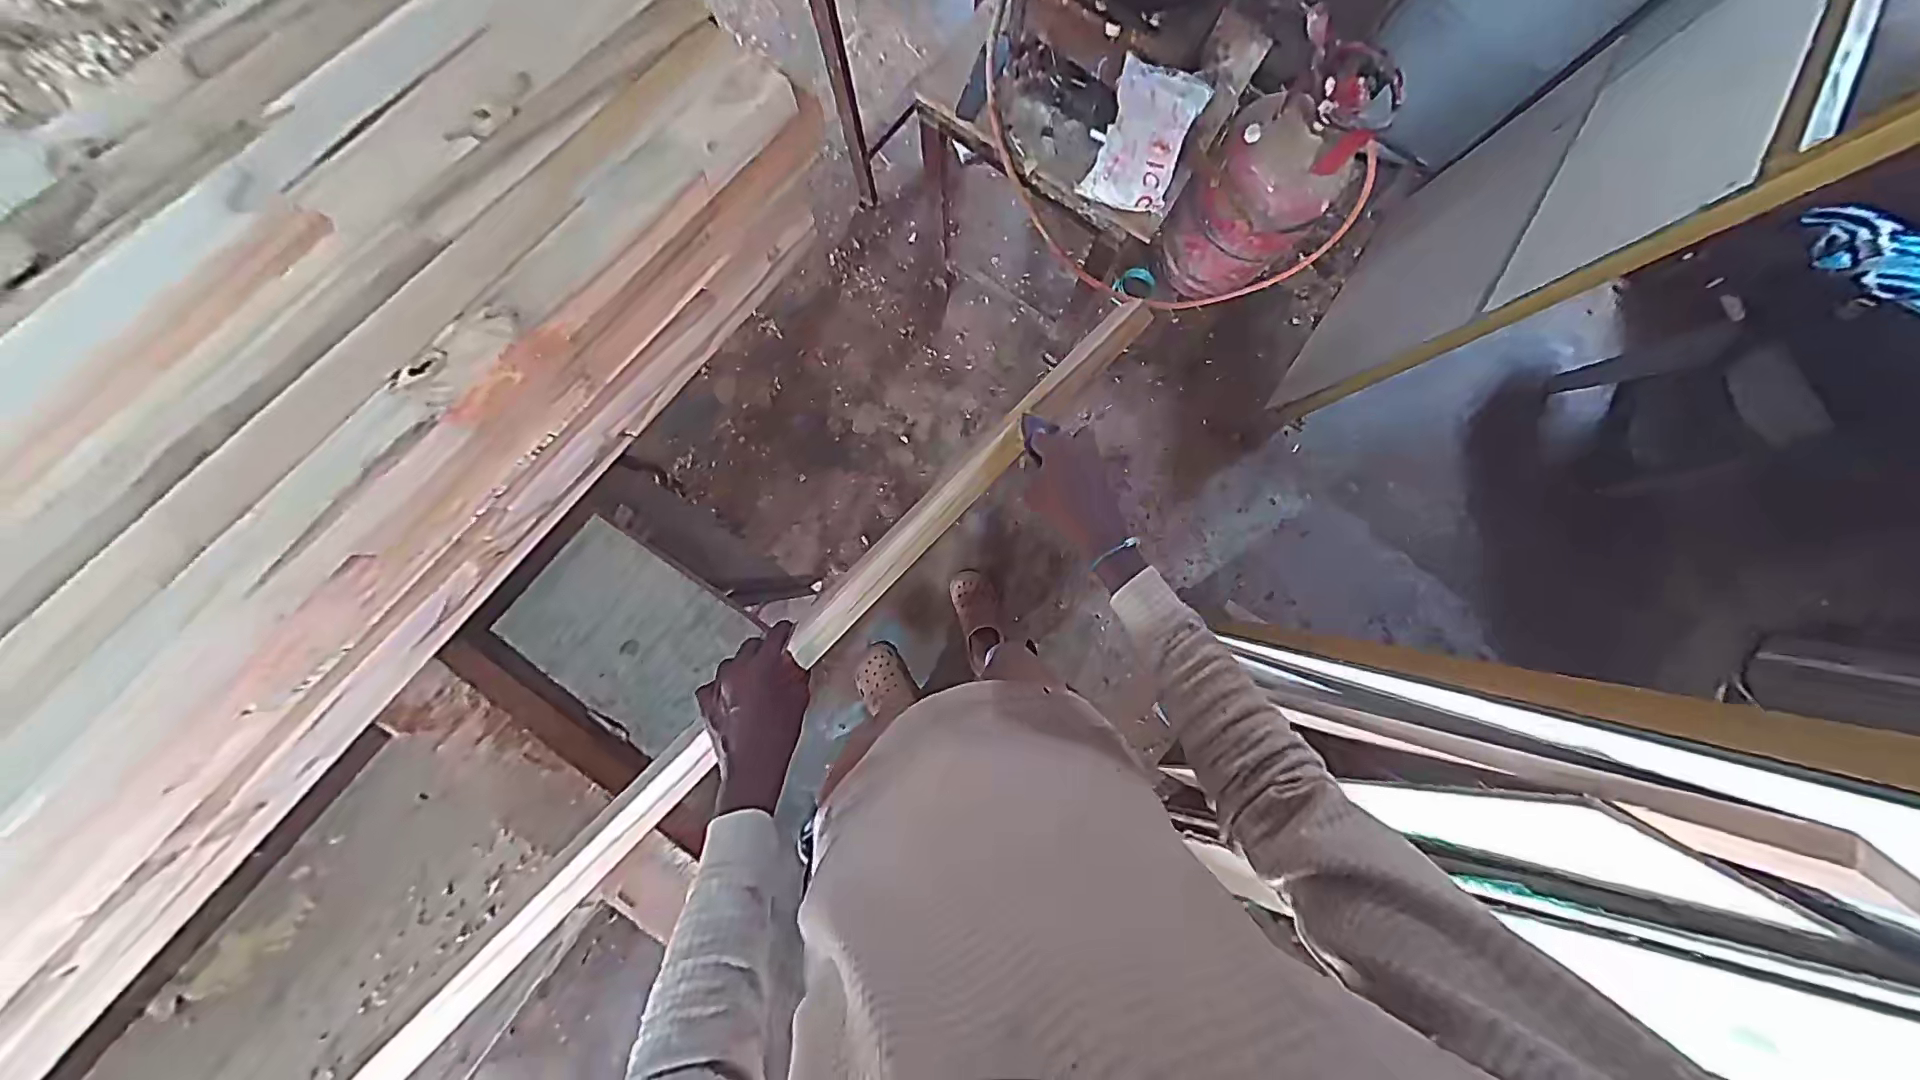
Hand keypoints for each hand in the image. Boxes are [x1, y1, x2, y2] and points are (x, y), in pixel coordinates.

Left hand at [696, 621, 809, 815]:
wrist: (752, 771)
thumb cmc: (778, 739)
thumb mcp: (799, 701)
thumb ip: (797, 675)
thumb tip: (796, 664)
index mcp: (761, 667)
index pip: (775, 635)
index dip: (785, 632)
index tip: (789, 633)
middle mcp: (735, 671)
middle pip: (751, 646)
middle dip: (764, 650)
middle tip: (777, 661)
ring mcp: (717, 687)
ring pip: (731, 664)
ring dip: (744, 667)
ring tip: (757, 682)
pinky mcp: (706, 704)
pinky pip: (714, 685)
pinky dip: (724, 686)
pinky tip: (735, 697)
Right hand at [1020, 420, 1130, 557]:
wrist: (1095, 525)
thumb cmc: (1059, 506)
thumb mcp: (1032, 494)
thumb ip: (1029, 476)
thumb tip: (1033, 469)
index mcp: (1055, 445)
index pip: (1038, 437)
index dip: (1031, 446)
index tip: (1027, 456)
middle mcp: (1075, 443)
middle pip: (1058, 441)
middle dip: (1050, 451)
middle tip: (1041, 467)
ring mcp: (1092, 455)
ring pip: (1073, 451)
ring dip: (1065, 460)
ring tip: (1057, 478)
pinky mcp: (1103, 469)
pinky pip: (1084, 464)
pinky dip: (1077, 471)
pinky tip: (1072, 488)